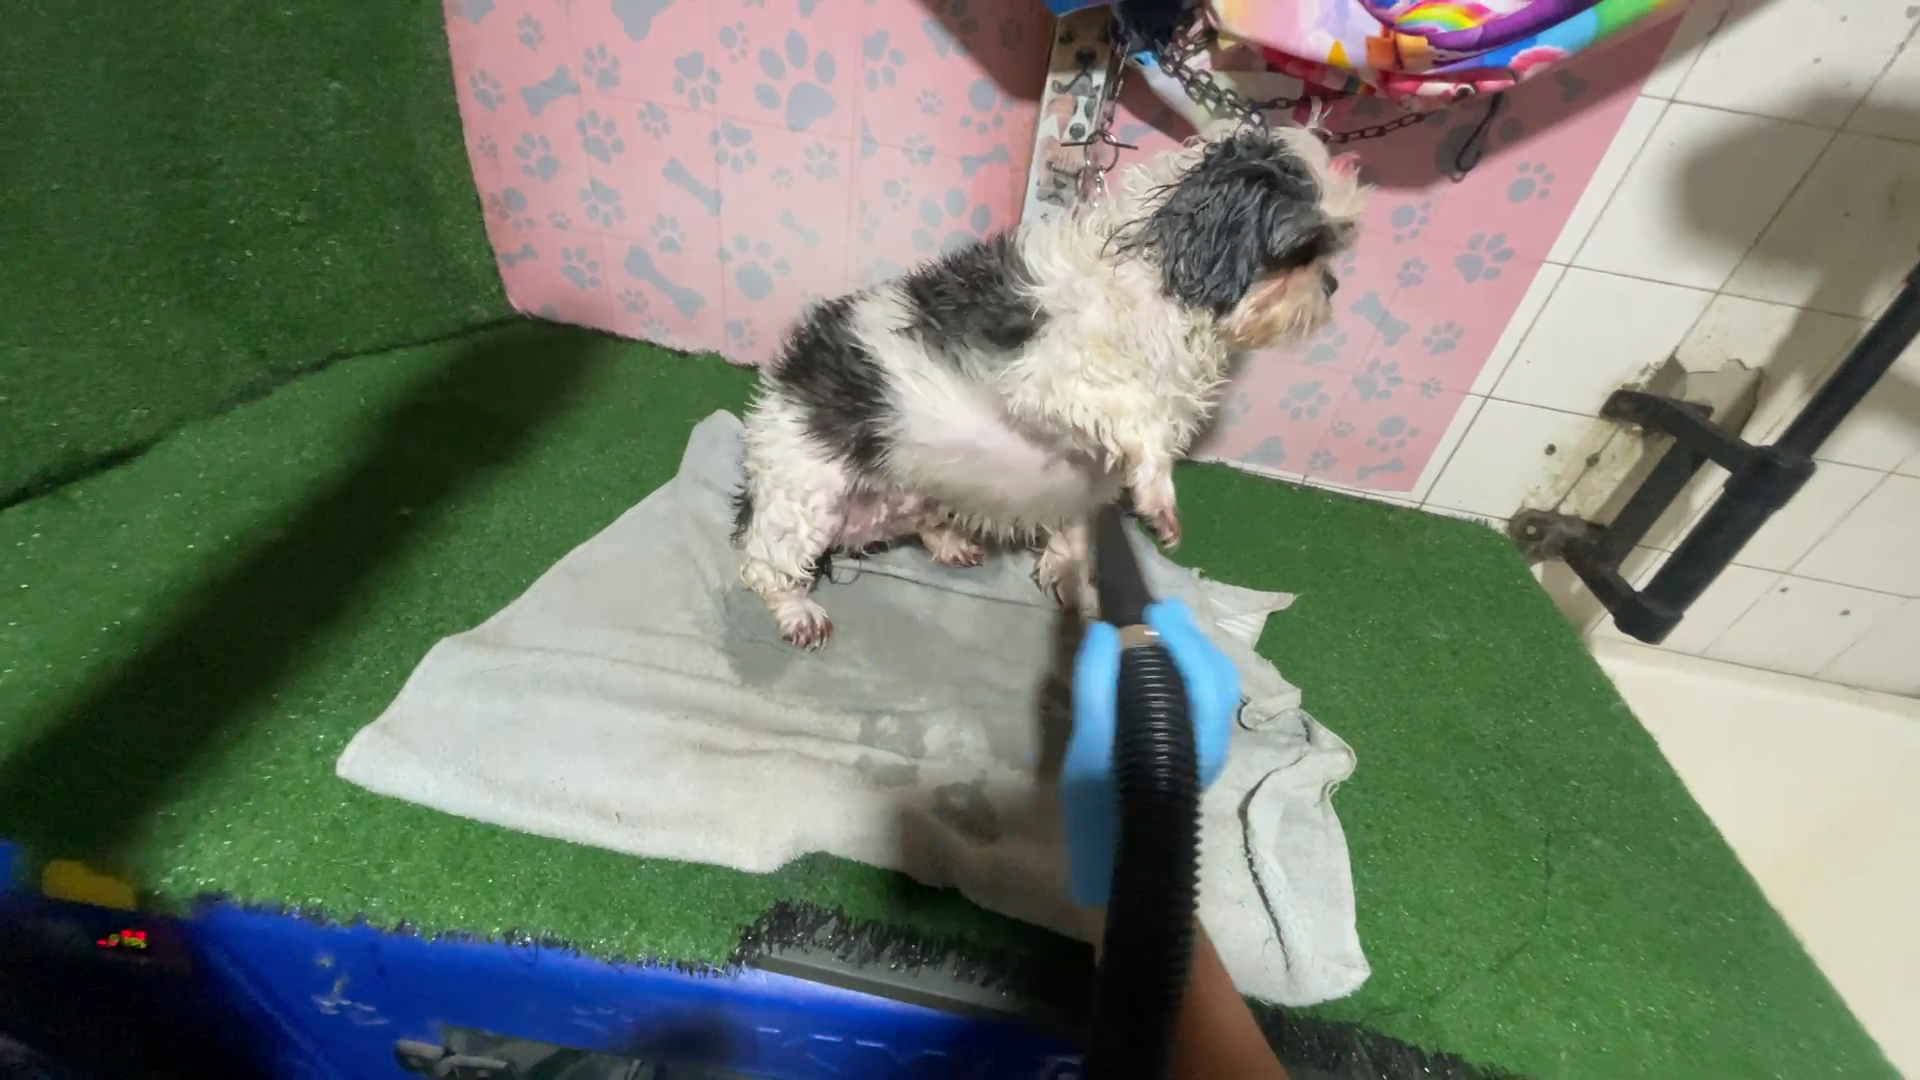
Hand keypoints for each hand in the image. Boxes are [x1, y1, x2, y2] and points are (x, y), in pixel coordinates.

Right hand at [1061, 597, 1240, 906]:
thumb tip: (1105, 632)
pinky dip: (1182, 673)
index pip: (1202, 672)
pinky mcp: (1192, 752)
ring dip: (1187, 654)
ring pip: (1211, 687)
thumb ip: (1098, 688)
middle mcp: (1210, 740)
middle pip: (1216, 675)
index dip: (1179, 635)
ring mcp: (1205, 747)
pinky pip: (1198, 701)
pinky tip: (1153, 669)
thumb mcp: (1089, 748)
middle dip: (1188, 638)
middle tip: (1152, 612)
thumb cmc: (1101, 812)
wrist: (1121, 870)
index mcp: (1193, 739)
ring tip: (1152, 633)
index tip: (1149, 608)